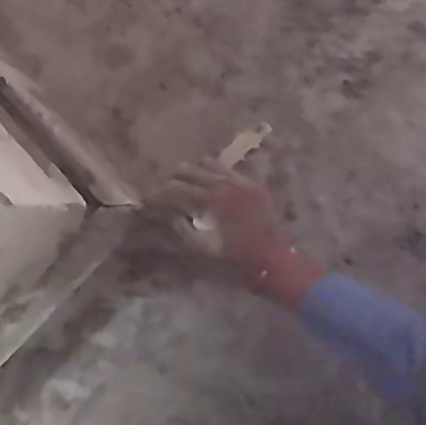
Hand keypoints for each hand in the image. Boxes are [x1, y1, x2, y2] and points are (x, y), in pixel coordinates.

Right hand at [155, 160, 292, 275]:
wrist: (274, 260)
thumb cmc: (236, 258)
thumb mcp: (203, 249)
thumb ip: (183, 230)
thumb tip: (173, 215)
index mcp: (212, 200)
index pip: (178, 188)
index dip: (162, 192)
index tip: (151, 197)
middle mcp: (226, 185)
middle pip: (192, 170)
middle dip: (176, 178)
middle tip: (167, 187)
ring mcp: (242, 182)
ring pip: (211, 164)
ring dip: (196, 171)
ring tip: (189, 182)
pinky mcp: (254, 185)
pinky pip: (230, 170)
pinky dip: (216, 173)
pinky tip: (212, 183)